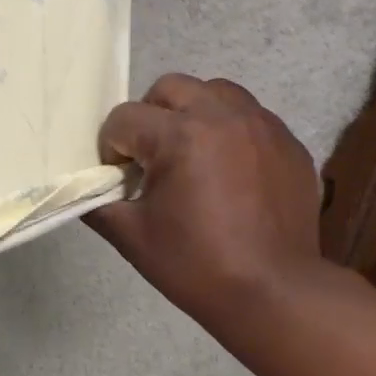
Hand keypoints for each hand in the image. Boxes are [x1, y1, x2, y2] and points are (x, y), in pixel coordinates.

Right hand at [86, 74, 328, 320]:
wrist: (268, 287)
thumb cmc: (191, 263)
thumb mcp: (130, 236)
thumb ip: (100, 203)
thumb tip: (89, 190)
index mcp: (181, 137)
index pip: (124, 118)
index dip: (110, 150)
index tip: (118, 182)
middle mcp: (224, 116)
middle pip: (170, 88)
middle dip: (148, 120)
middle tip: (147, 163)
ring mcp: (262, 124)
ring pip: (214, 93)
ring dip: (189, 118)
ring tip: (186, 161)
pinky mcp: (286, 141)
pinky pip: (246, 117)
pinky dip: (224, 135)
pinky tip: (222, 178)